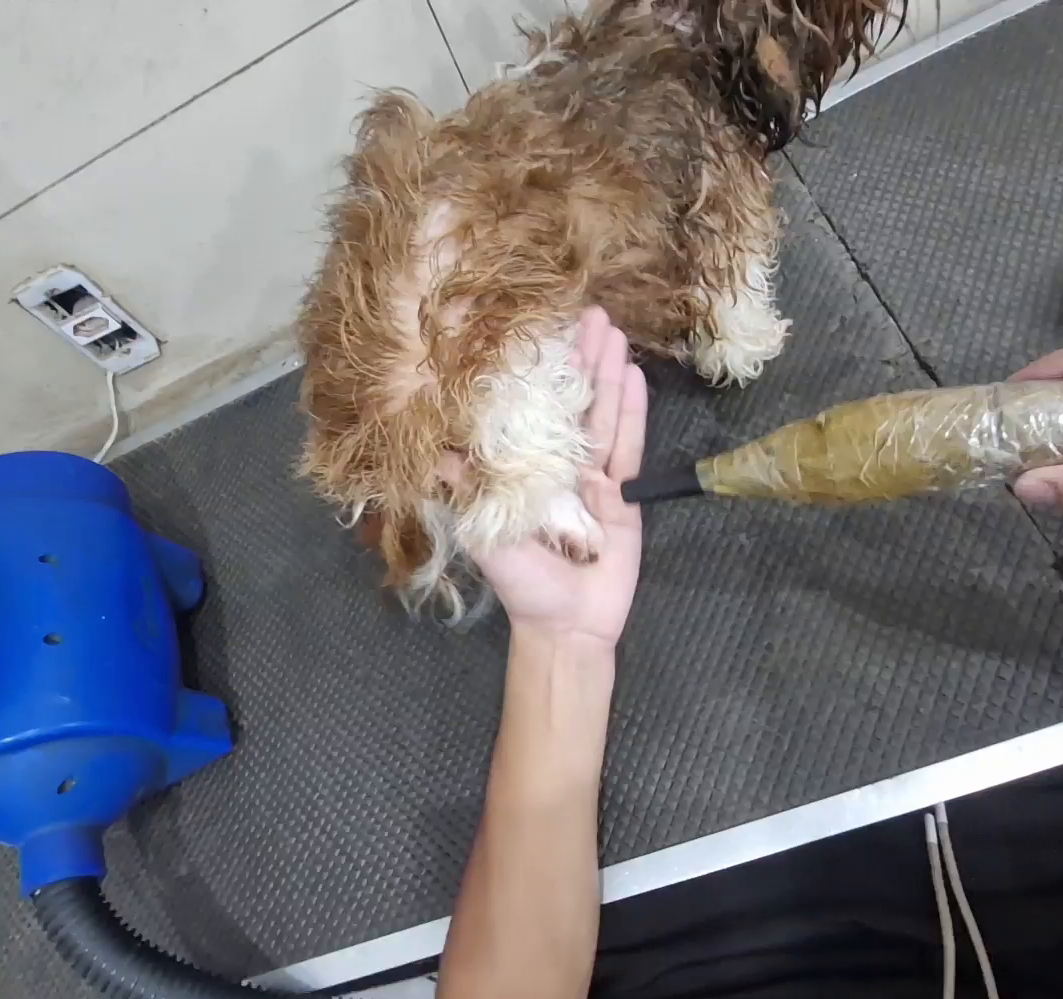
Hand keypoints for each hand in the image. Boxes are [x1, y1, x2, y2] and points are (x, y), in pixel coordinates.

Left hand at [465, 307, 646, 647]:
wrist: (566, 623)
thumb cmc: (521, 581)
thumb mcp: (481, 531)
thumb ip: (463, 488)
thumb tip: (430, 448)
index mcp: (521, 470)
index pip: (525, 411)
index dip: (531, 373)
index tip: (533, 329)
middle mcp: (556, 465)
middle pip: (569, 402)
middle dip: (577, 357)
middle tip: (586, 311)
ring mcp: (593, 477)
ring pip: (600, 415)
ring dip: (606, 373)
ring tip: (611, 330)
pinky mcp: (623, 493)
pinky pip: (628, 446)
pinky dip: (632, 413)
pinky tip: (633, 376)